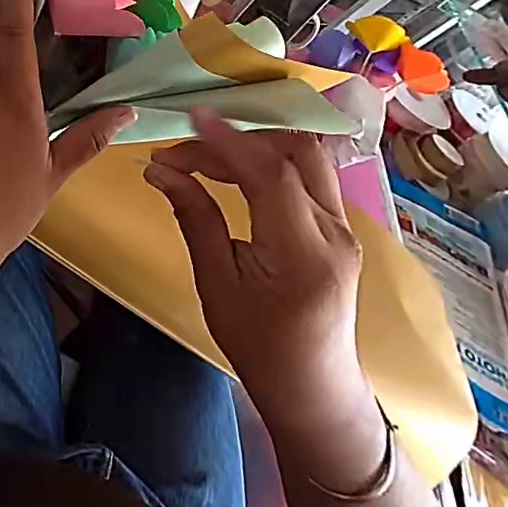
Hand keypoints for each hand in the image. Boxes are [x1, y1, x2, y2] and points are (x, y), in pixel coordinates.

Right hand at [143, 109, 373, 435]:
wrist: (313, 387)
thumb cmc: (259, 346)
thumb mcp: (217, 287)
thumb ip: (195, 219)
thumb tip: (162, 170)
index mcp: (303, 253)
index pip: (271, 174)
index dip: (229, 140)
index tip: (192, 119)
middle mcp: (334, 231)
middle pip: (297, 152)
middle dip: (240, 138)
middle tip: (190, 149)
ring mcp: (345, 227)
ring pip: (308, 157)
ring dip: (259, 145)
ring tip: (211, 155)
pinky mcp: (342, 227)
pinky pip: (310, 175)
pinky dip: (273, 161)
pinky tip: (240, 169)